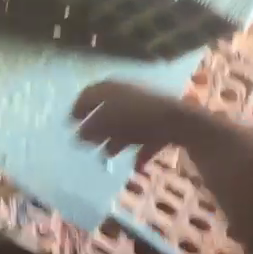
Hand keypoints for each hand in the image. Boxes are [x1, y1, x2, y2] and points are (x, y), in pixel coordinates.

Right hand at [72, 81, 212, 169]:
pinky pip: (148, 138)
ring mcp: (148, 110)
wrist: (182, 122)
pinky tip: (136, 165)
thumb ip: (91, 127)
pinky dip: (140, 151)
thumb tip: (78, 134)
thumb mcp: (107, 121)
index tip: (70, 123)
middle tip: (86, 142)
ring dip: (116, 140)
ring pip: (127, 126)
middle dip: (97, 128)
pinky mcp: (164, 124)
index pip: (89, 94)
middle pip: (108, 111)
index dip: (78, 108)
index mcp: (113, 88)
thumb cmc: (138, 117)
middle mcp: (129, 95)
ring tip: (107, 154)